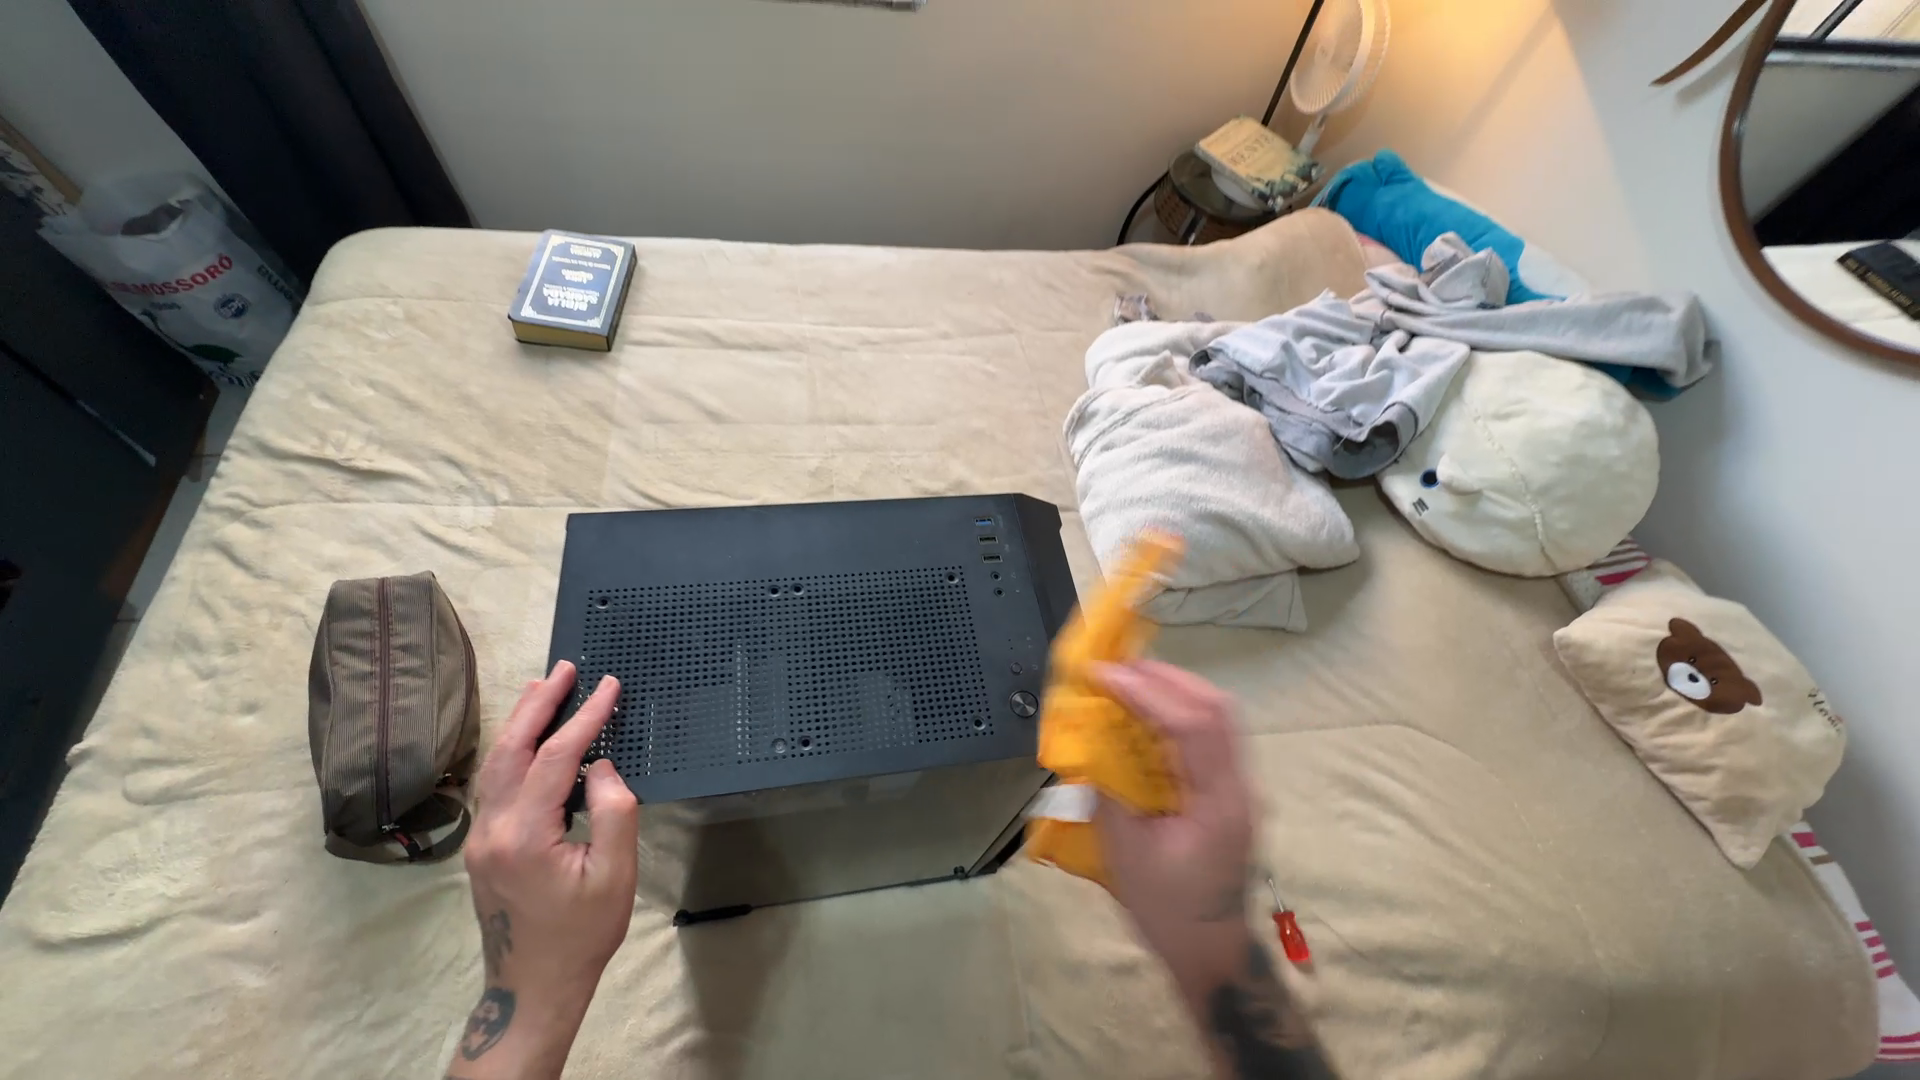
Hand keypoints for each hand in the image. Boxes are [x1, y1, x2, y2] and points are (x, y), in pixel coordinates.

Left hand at [446, 660, 638, 1079]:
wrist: (533, 986)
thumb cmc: (583, 931)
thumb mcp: (614, 873)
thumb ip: (613, 810)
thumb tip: (599, 765)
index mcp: (524, 835)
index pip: (555, 758)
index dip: (584, 718)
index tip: (609, 686)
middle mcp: (491, 829)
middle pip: (511, 750)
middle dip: (538, 705)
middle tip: (564, 668)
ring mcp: (481, 837)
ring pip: (496, 764)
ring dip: (521, 722)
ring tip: (542, 687)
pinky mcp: (484, 846)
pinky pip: (497, 783)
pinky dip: (515, 749)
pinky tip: (529, 737)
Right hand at [1093, 661, 1333, 1078]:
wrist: (1209, 949)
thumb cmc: (1166, 908)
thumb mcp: (1125, 851)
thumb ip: (1110, 789)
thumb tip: (1091, 738)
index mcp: (1218, 804)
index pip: (1192, 726)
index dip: (1146, 691)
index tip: (1104, 674)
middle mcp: (1239, 786)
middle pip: (1215, 708)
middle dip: (1164, 677)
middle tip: (1116, 669)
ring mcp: (1241, 785)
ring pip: (1218, 714)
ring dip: (1172, 688)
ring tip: (1128, 682)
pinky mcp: (1230, 788)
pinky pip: (1210, 732)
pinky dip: (1178, 709)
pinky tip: (1147, 712)